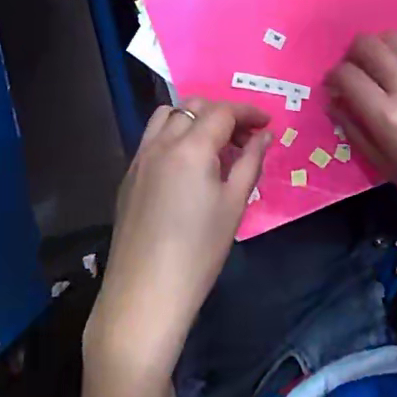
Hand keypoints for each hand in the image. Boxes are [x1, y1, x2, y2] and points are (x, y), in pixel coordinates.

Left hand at [86, 98, 271, 389]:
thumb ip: (250, 163)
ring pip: (167, 116)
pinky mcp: (129, 174)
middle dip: (222, 113)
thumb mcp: (234, 205)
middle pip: (193, 107)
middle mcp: (160, 142)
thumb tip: (263, 136)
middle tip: (245, 137)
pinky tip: (187, 165)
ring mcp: (139, 157)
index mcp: (189, 147)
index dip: (248, 112)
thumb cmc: (199, 251)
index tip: (267, 123)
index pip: (221, 112)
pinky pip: (152, 138)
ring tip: (214, 146)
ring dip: (193, 119)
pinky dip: (173, 135)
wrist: (146, 289)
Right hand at [324, 32, 396, 217]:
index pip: (346, 75)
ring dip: (382, 49)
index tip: (336, 86)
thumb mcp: (384, 166)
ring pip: (395, 38)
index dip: (334, 77)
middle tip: (358, 71)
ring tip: (385, 67)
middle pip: (367, 46)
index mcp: (387, 117)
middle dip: (353, 55)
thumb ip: (354, 130)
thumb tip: (334, 102)